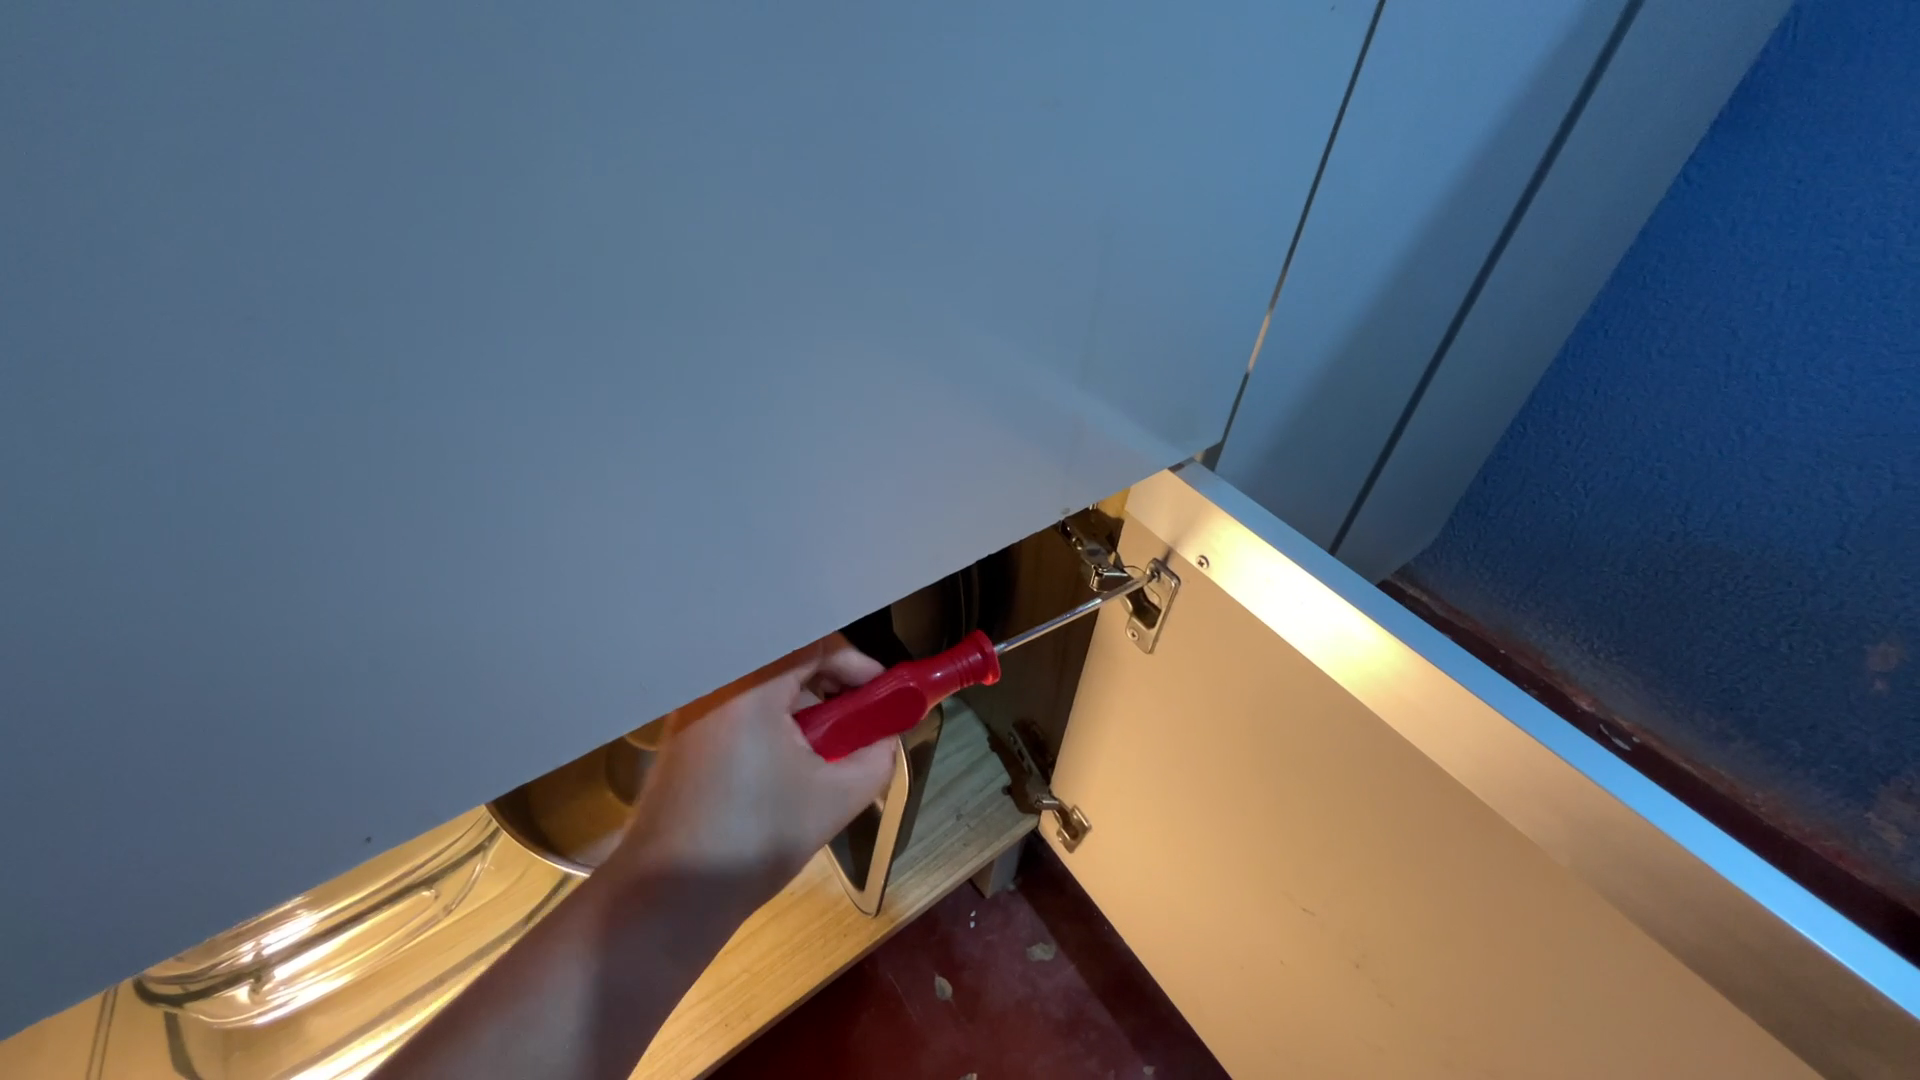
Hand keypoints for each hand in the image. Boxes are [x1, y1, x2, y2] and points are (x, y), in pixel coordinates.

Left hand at [608, 634, 897, 904]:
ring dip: (805, 703)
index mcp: (750, 688)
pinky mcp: (685, 738)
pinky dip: (775, 720)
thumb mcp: (834, 798)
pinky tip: (790, 762)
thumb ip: (876, 757)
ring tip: (831, 746)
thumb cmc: (755, 839)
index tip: (884, 696)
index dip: (857, 664)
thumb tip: (888, 737)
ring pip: (764, 686)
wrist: (668, 898)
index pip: (815, 645)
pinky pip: (741, 708)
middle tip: (862, 719)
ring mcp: (694, 712)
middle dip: (833, 684)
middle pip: (788, 660)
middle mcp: (717, 687)